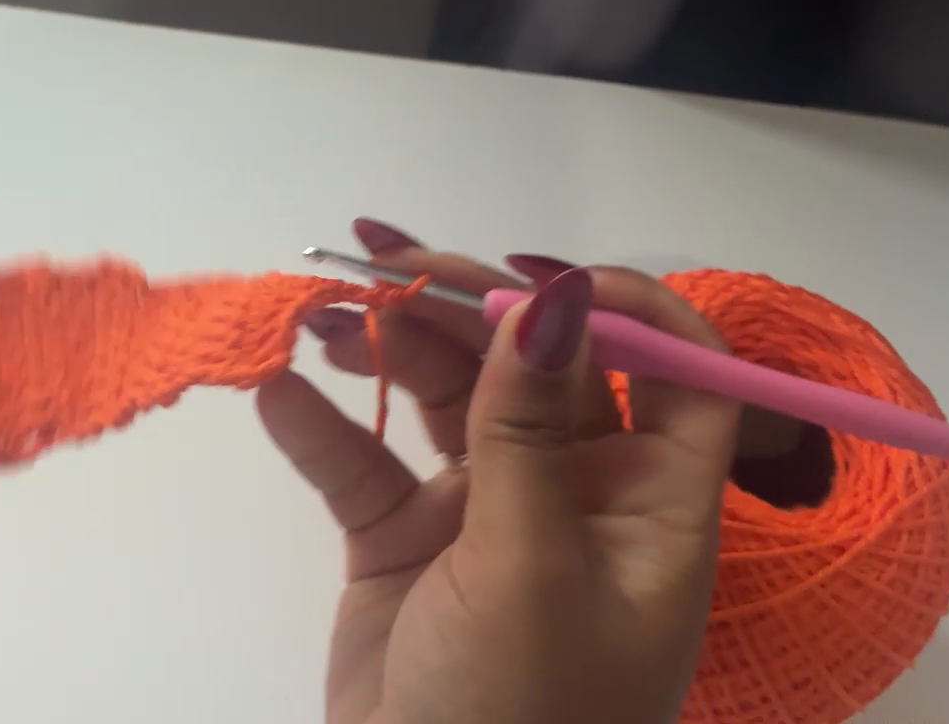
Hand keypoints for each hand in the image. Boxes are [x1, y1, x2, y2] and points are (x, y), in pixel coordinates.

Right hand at [258, 220, 741, 723]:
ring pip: (440, 395)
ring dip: (386, 349)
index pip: (670, 372)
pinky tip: (278, 395)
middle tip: (380, 269)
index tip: (532, 276)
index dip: (619, 307)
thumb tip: (556, 296)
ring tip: (324, 318)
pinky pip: (364, 461)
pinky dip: (322, 429)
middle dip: (456, 309)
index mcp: (643, 498)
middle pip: (526, 362)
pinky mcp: (403, 529)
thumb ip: (529, 428)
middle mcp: (571, 486)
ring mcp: (481, 504)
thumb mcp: (529, 566)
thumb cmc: (518, 717)